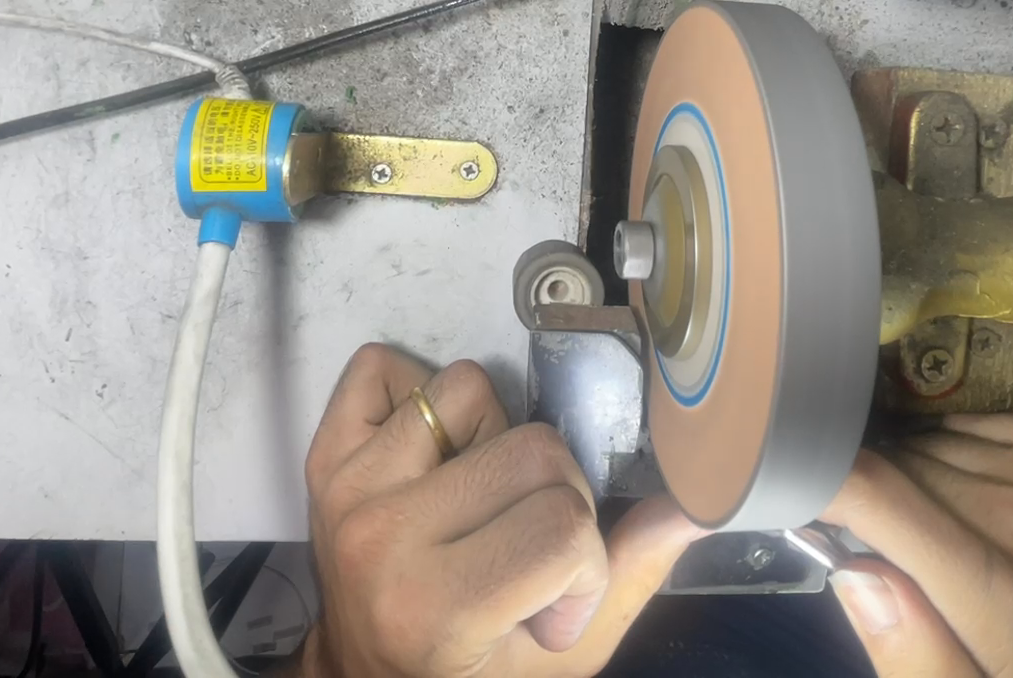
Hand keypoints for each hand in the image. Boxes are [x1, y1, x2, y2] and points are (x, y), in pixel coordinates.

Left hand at [298, 344, 705, 676]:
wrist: (364, 675)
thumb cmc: (465, 673)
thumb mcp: (560, 660)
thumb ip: (628, 580)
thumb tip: (689, 508)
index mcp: (437, 609)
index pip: (563, 522)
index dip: (585, 557)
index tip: (561, 593)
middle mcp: (381, 537)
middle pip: (530, 446)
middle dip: (553, 490)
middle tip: (525, 539)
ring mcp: (347, 486)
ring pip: (468, 387)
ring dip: (491, 435)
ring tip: (477, 497)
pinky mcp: (324, 452)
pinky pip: (381, 366)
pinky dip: (417, 393)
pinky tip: (431, 452)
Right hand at [822, 414, 1012, 677]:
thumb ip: (921, 657)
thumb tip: (849, 570)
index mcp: (1004, 594)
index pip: (872, 490)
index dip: (816, 476)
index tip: (793, 487)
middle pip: (900, 465)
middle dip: (874, 493)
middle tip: (884, 539)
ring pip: (940, 441)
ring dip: (919, 472)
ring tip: (938, 520)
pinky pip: (991, 423)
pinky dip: (964, 448)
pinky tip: (978, 485)